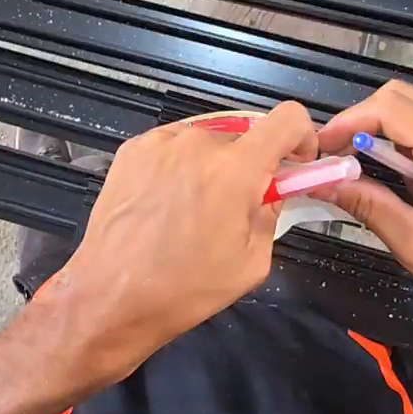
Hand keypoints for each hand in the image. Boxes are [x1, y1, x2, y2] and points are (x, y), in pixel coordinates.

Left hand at [37, 101, 317, 388]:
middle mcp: (197, 143)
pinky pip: (173, 146)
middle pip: (244, 135)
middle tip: (236, 205)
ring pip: (207, 140)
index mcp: (235, 169)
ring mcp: (160, 142)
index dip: (300, 137)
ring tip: (194, 208)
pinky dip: (180, 165)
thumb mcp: (252, 261)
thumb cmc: (185, 287)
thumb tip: (273, 190)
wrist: (111, 295)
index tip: (294, 163)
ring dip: (213, 164)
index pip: (288, 118)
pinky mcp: (132, 149)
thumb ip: (272, 213)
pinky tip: (166, 202)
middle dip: (250, 165)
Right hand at [315, 81, 412, 367]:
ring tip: (364, 167)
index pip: (391, 108)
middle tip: (338, 156)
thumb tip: (320, 181)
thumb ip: (364, 202)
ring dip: (389, 131)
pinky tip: (404, 176)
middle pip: (407, 98)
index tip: (322, 148)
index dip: (348, 121)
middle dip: (364, 121)